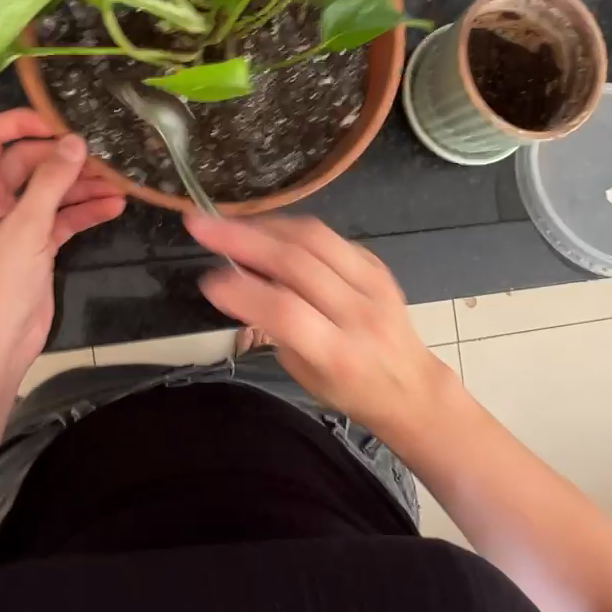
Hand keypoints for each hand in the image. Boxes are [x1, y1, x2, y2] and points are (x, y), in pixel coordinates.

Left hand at [0, 110, 125, 384]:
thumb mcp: (24, 229)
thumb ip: (51, 182)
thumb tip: (75, 142)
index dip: (22, 123)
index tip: (60, 120)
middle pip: (29, 163)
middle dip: (65, 159)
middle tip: (103, 156)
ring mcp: (15, 224)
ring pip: (51, 191)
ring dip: (82, 186)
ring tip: (119, 181)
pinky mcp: (36, 246)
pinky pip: (63, 219)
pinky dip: (85, 212)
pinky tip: (114, 206)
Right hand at [185, 214, 458, 441]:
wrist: (411, 386)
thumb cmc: (349, 389)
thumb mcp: (305, 373)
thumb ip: (277, 328)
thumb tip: (241, 280)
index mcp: (338, 352)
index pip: (286, 312)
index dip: (244, 292)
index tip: (208, 280)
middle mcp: (359, 313)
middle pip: (297, 263)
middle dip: (242, 239)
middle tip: (200, 226)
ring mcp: (373, 284)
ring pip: (314, 239)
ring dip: (263, 226)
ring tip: (226, 221)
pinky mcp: (377, 265)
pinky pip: (328, 237)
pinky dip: (289, 229)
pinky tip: (264, 229)